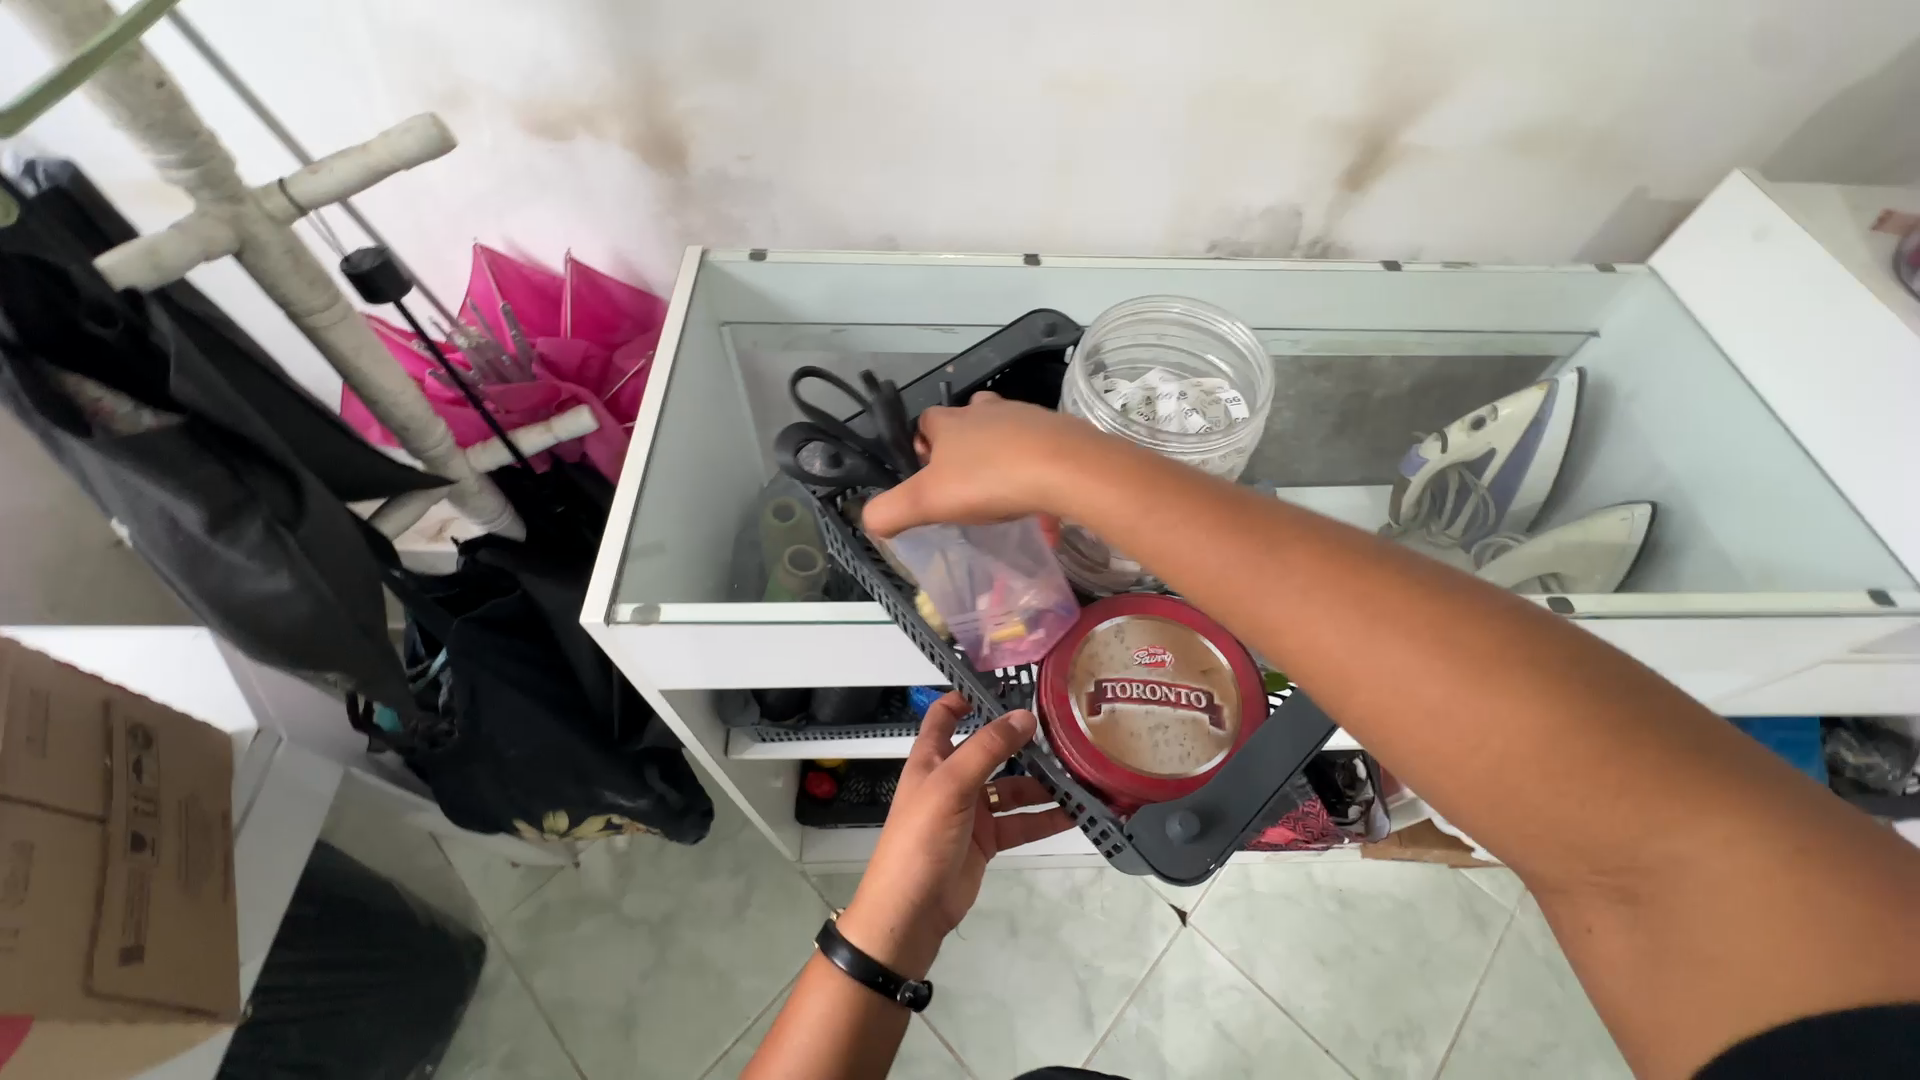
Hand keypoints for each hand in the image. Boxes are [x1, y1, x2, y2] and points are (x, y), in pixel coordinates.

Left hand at [836, 693, 1073, 976]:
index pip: (946, 714)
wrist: (911, 911)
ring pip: (1011, 787)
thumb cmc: (920, 838)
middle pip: (990, 750)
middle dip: (1021, 741)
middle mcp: (952, 778)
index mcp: (932, 757)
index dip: (968, 696)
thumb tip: (1024, 717)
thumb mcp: (951, 785)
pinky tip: (1073, 813)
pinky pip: (1020, 821)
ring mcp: (971, 810)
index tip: (1005, 685)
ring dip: (1041, 782)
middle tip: (1062, 729)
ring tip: (1078, 773)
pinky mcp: (986, 840)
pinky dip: (1044, 817)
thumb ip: (988, 749)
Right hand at [861, 392, 1109, 537]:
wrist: (1064, 467)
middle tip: (965, 487)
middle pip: (965, 422)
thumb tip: (869, 519)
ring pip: (1002, 431)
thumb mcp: (927, 501)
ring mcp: (1025, 416)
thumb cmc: (988, 480)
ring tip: (1001, 490)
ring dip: (998, 455)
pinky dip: (1032, 465)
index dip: (921, 446)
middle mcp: (984, 411)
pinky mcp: (1058, 431)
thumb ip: (891, 510)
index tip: (928, 478)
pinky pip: (1037, 447)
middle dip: (961, 449)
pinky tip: (1035, 493)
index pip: (924, 422)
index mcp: (949, 422)